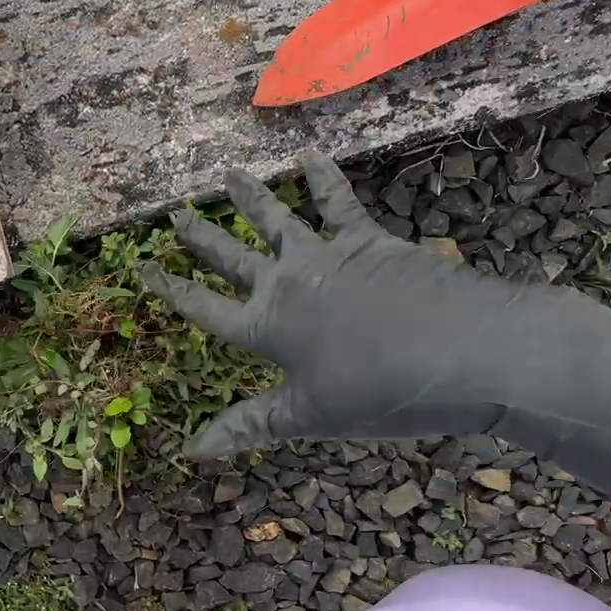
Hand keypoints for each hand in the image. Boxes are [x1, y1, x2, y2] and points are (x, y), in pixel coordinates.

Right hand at [141, 150, 610, 505]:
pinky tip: (309, 156)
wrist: (469, 353)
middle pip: (231, 256)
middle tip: (174, 211)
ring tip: (228, 174)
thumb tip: (190, 454)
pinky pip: (340, 203)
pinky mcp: (370, 242)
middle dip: (200, 235)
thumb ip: (248, 427)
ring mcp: (326, 257)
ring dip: (250, 198)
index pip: (202, 306)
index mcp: (266, 328)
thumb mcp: (309, 418)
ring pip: (276, 220)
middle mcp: (286, 284)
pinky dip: (323, 178)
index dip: (170, 287)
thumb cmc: (381, 393)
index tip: (142, 265)